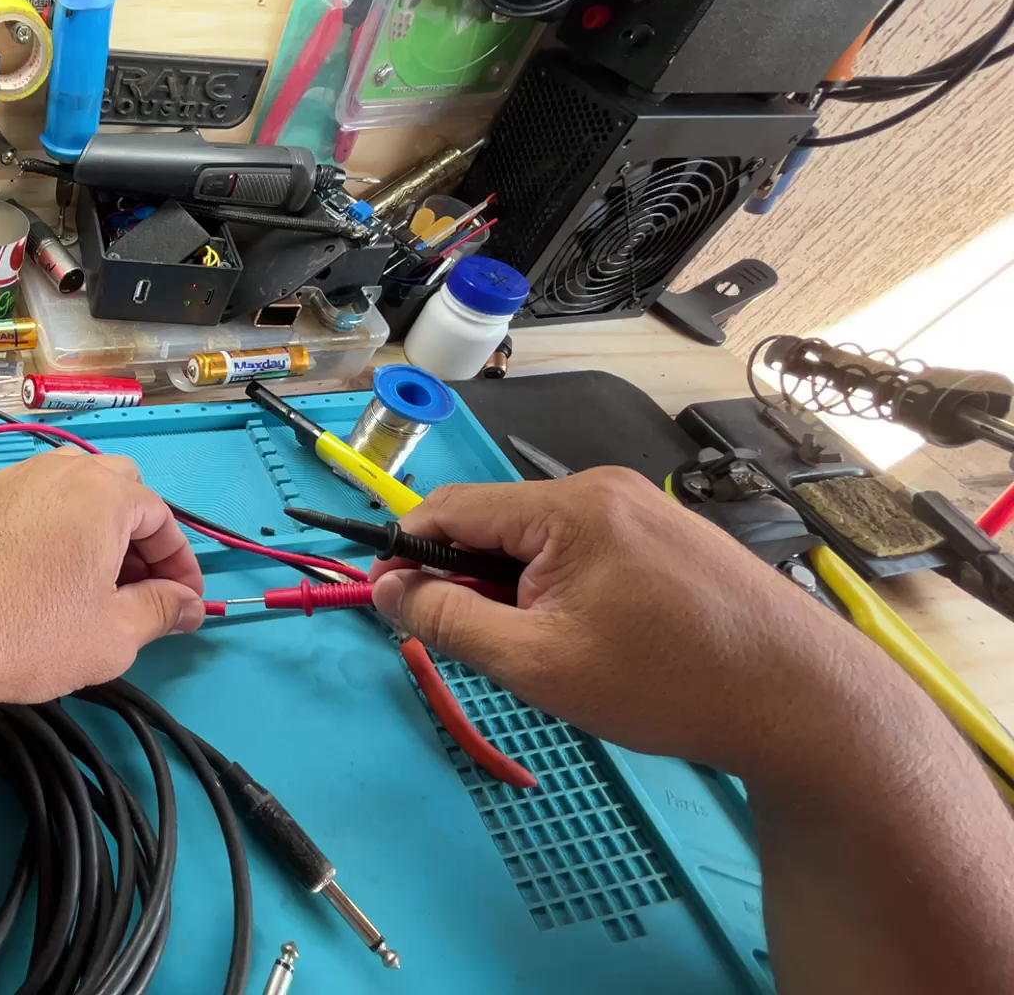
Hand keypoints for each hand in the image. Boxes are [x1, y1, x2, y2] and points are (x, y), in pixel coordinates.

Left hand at [0, 448, 205, 714]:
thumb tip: (189, 604)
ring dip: (93, 534)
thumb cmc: (25, 633)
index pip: (161, 517)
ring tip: (86, 588)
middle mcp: (56, 469)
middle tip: (137, 592)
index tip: (186, 604)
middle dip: (138, 540)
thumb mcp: (112, 635)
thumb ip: (161, 612)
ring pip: (69, 495)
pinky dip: (50, 535)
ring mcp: (6, 480)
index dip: (181, 564)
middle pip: (118, 492)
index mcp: (102, 491)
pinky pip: (29, 507)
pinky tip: (33, 580)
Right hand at [370, 467, 885, 779]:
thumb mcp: (534, 663)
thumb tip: (383, 589)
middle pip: (488, 520)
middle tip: (468, 635)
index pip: (448, 508)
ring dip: (504, 581)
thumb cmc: (665, 686)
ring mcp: (637, 506)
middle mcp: (599, 488)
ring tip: (530, 640)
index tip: (389, 599)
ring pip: (527, 535)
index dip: (404, 551)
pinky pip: (572, 543)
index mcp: (566, 507)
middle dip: (460, 573)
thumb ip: (444, 620)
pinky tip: (576, 626)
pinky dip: (547, 580)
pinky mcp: (662, 531)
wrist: (818, 714)